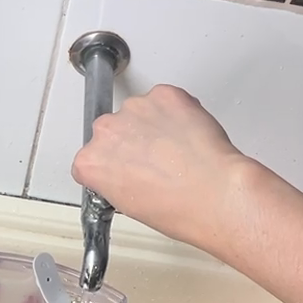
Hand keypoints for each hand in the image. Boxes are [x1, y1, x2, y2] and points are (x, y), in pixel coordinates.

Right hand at [71, 83, 270, 252]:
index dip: (112, 165)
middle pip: (113, 131)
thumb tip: (128, 173)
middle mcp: (106, 131)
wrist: (212, 193)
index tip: (125, 170)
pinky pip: (165, 100)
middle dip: (130, 142)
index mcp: (90, 161)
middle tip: (154, 163)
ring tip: (176, 151)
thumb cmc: (176, 207)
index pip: (91, 157)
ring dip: (154, 125)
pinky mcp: (163, 95)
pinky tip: (186, 136)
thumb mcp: (128, 206)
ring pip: (140, 113)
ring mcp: (135, 109)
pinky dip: (176, 112)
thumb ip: (116, 180)